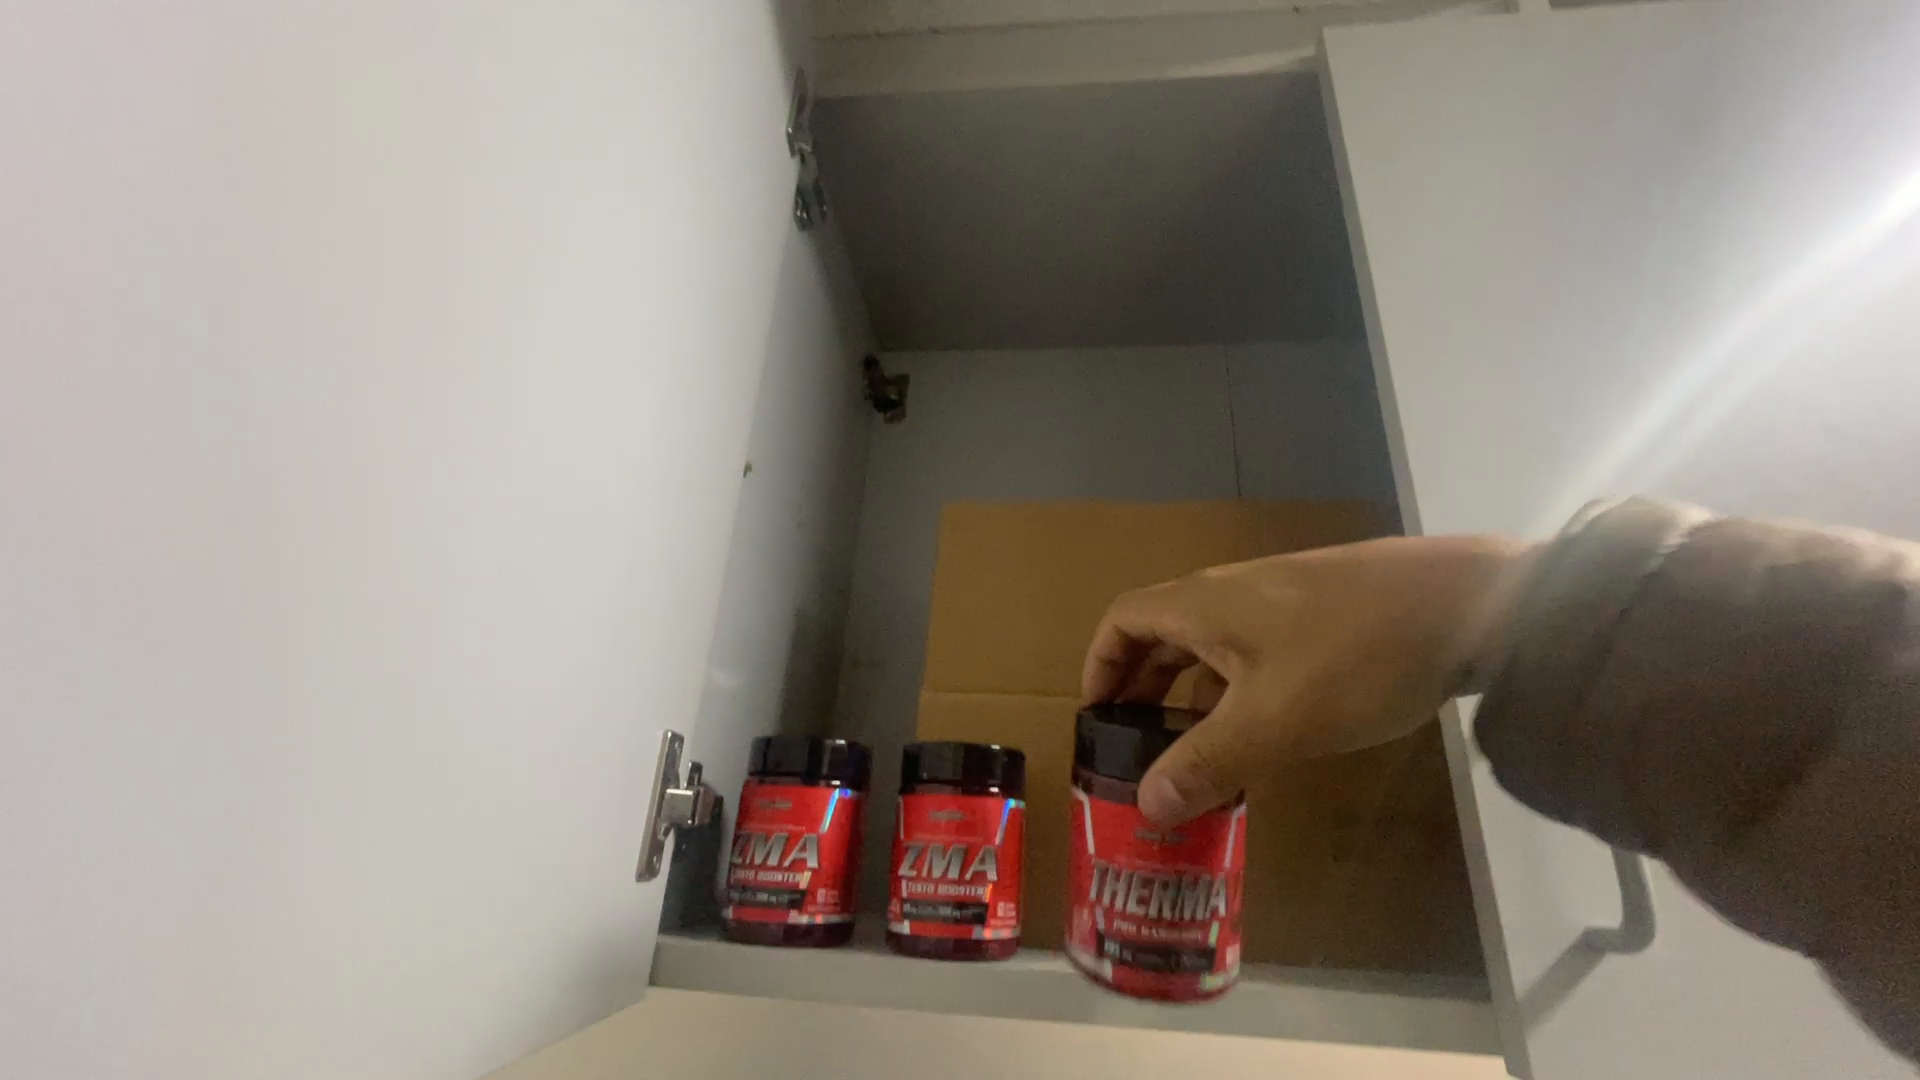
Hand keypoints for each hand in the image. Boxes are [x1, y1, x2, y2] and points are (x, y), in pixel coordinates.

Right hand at [1080, 535, 1535, 825]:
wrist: (1472, 603)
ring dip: (1190, 688)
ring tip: (1197, 743)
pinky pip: (1251, 645)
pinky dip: (1235, 683)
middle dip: (1140, 685)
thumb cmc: (1353, 657)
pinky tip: (1266, 723)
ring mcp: (1278, 595)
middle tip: (1139, 741)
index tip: (1097, 716)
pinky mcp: (1319, 608)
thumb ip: (1206, 763)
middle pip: (1160, 630)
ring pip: (1210, 640)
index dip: (1099, 664)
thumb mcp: (1274, 722)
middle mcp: (1229, 591)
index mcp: (1201, 604)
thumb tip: (1145, 805)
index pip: (1121, 620)